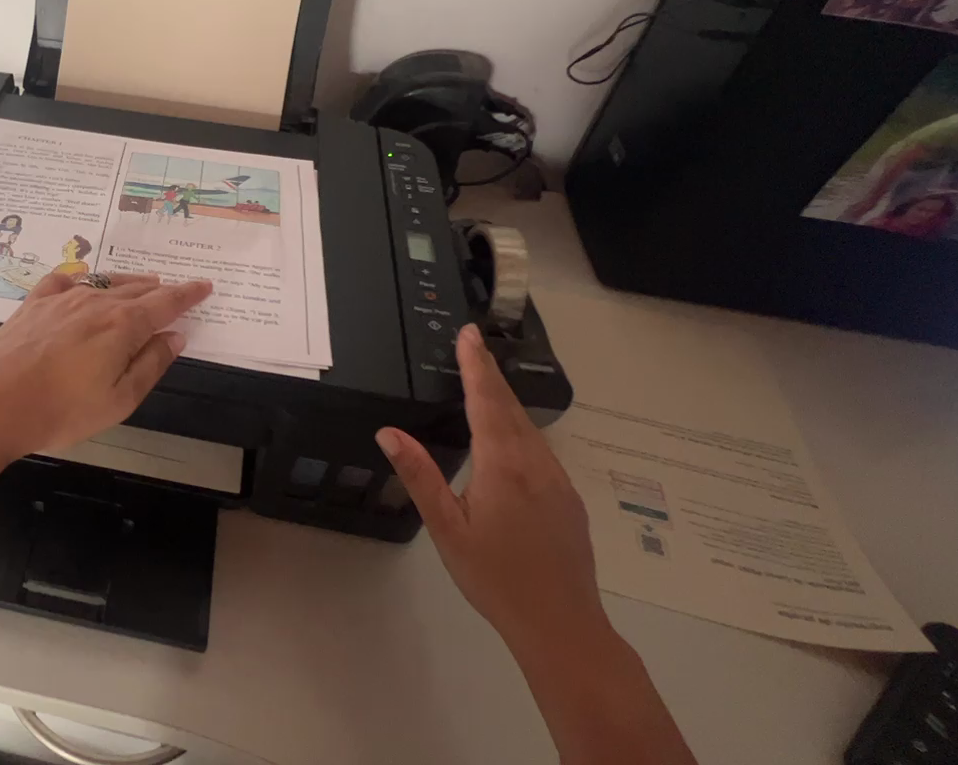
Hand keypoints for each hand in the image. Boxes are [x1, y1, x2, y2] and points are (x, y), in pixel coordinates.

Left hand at [0, 272, 212, 461]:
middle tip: (176, 289)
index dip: (188, 294)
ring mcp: (61, 300)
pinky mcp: (34, 304)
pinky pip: (65, 281)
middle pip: (137, 290)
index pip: (165, 303)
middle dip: (161, 289)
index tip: (204, 286)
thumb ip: (150, 365)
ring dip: (128, 283)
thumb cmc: (61, 411)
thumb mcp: (119, 400)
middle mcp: (95, 303)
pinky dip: (83, 280)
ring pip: (104, 283)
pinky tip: (83, 284)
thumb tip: (175, 337)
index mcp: (122, 326)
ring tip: (143, 284)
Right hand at [375, 324, 606, 653]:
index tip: (469, 334)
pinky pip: (540, 449)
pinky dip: (520, 428)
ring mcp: (558, 480)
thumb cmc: (494, 576)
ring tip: (484, 381)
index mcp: (502, 465)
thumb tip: (388, 432)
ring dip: (505, 399)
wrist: (562, 625)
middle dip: (490, 372)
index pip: (485, 400)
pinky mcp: (568, 497)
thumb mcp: (446, 527)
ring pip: (529, 427)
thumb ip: (419, 475)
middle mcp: (535, 463)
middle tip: (474, 343)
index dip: (476, 364)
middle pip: (510, 406)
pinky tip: (509, 436)